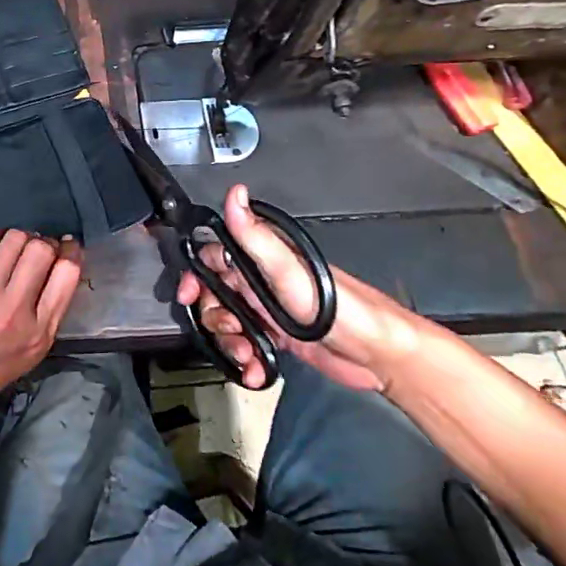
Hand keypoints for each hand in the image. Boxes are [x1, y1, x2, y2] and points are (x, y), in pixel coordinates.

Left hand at [0, 230, 82, 423]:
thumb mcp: (37, 346)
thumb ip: (53, 307)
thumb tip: (64, 260)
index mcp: (39, 329)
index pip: (66, 273)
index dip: (72, 251)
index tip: (67, 245)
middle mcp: (12, 308)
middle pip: (41, 250)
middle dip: (45, 242)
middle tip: (39, 249)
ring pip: (14, 238)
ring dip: (22, 237)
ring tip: (17, 249)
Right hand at [175, 185, 437, 391]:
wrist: (376, 352)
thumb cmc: (337, 306)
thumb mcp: (287, 269)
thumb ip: (255, 235)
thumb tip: (235, 195)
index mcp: (262, 261)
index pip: (214, 258)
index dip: (197, 274)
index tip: (189, 293)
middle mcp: (262, 284)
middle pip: (215, 296)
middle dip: (213, 316)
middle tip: (228, 329)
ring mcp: (269, 312)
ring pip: (229, 325)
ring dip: (229, 344)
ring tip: (246, 355)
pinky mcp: (278, 339)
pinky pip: (247, 348)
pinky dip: (246, 363)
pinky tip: (255, 371)